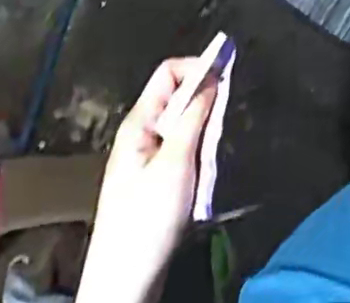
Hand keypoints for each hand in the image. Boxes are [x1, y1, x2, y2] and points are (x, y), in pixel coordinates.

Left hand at [75, 58, 217, 302]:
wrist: (124, 282)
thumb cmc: (147, 219)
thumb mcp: (176, 164)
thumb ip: (194, 118)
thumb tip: (211, 78)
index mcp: (139, 122)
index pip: (168, 73)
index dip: (197, 68)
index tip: (225, 76)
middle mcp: (141, 132)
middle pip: (177, 98)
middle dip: (204, 103)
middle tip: (222, 124)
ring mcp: (147, 157)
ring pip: (182, 125)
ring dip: (203, 132)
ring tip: (212, 157)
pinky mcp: (154, 180)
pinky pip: (181, 150)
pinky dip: (197, 154)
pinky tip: (204, 175)